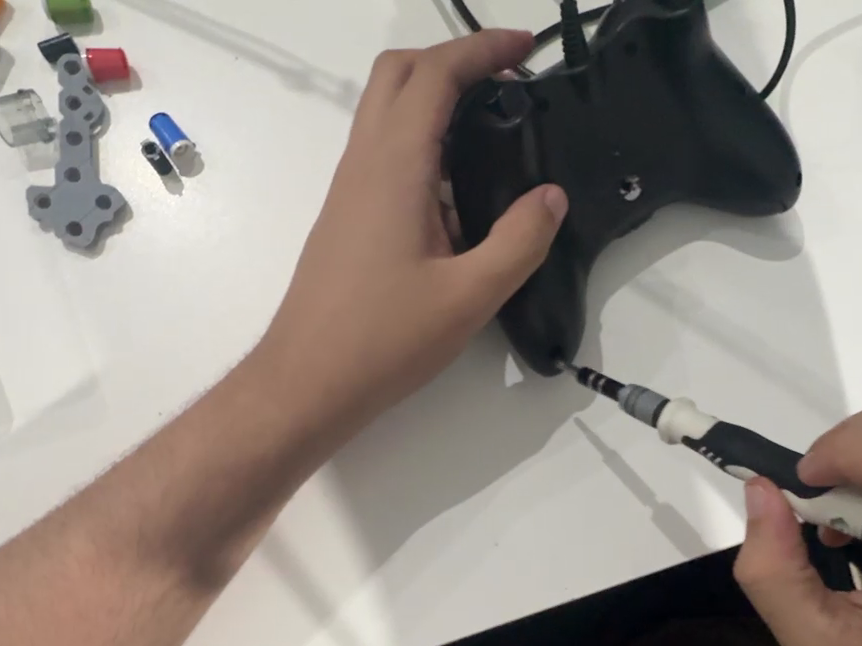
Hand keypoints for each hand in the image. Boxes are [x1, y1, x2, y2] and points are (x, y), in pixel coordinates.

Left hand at [253, 31, 567, 428]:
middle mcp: (363, 164)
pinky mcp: (346, 220)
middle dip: (452, 60)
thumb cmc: (385, 340)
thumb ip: (518, 242)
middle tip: (504, 83)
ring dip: (434, 101)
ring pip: (385, 114)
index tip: (526, 48)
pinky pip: (383, 156)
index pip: (435, 76)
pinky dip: (421, 145)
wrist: (309, 380)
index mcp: (394, 167)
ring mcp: (348, 191)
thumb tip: (551, 197)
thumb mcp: (468, 298)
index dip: (483, 51)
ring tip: (490, 133)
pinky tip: (456, 195)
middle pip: (398, 75)